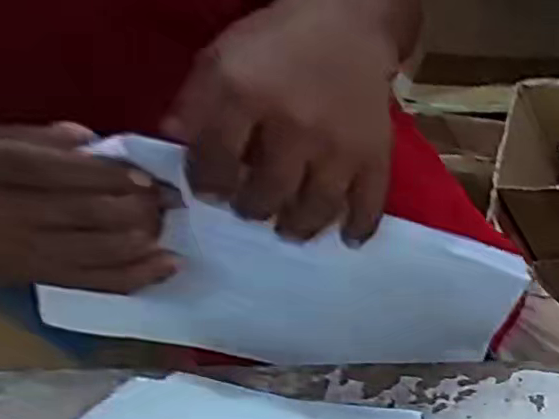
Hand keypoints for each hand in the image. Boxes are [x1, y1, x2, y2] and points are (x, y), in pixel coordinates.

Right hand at [0, 123, 176, 292]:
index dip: (101, 174)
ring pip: (100, 247)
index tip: (145, 178)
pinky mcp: (38, 277)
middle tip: (165, 202)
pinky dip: (145, 272)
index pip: (40, 168)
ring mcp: (15, 250)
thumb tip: (86, 138)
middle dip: (136, 207)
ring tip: (165, 225)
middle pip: (82, 210)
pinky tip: (171, 260)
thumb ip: (28, 140)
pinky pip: (102, 280)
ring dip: (145, 237)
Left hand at [163, 0, 400, 243]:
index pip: (216, 152)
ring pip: (318, 203)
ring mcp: (342, 151)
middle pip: (270, 186)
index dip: (207, 180)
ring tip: (290, 233)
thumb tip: (181, 145)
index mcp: (246, 95)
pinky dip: (360, 227)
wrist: (347, 36)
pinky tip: (349, 241)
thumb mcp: (221, 60)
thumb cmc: (278, 46)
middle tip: (250, 215)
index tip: (207, 197)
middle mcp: (294, 128)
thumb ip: (200, 102)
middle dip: (255, 207)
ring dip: (301, 224)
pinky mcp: (377, 162)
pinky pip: (370, 205)